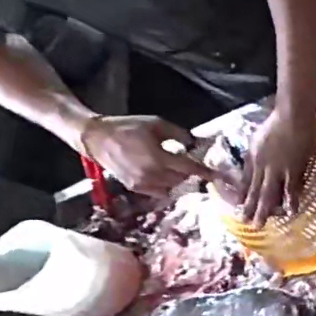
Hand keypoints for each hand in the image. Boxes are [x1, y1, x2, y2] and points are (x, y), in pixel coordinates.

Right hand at [81, 115, 215, 197]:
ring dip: (179, 179)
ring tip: (176, 166)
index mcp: (158, 158)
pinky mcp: (135, 188)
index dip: (205, 172)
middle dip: (191, 172)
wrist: (98, 139)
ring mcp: (143, 184)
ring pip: (172, 187)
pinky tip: (164, 173)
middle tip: (192, 162)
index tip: (218, 175)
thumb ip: (180, 134)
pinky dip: (167, 184)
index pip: (189, 169)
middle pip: (183, 180)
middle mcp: (152, 175)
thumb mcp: (157, 124)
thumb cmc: (129, 128)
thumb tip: (196, 144)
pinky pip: (159, 191)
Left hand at [243, 105, 315, 225]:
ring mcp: (277, 169)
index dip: (242, 194)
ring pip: (267, 193)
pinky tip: (290, 212)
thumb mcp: (257, 138)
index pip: (245, 180)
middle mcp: (261, 166)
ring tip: (260, 225)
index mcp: (253, 157)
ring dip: (263, 210)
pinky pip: (290, 189)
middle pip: (253, 190)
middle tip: (246, 223)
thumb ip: (254, 153)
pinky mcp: (292, 169)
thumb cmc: (276, 122)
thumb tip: (251, 166)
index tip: (239, 207)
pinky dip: (290, 201)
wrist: (291, 116)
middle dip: (249, 207)